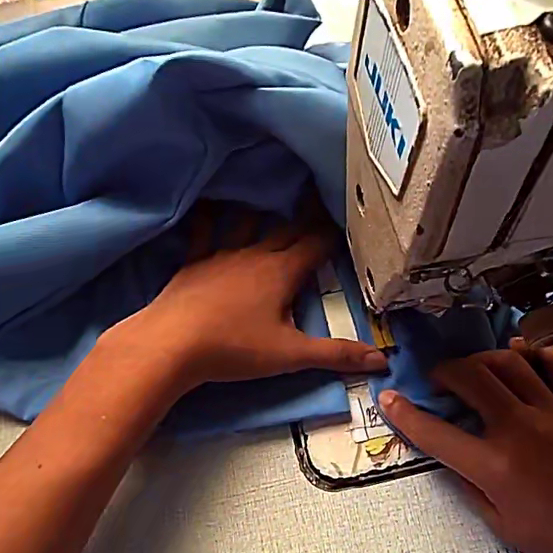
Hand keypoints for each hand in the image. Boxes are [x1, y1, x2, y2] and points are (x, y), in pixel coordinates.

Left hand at [113, 208, 386, 392]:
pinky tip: (206, 202)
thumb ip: (336, 354)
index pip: (317, 245)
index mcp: (283, 273)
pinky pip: (204, 231)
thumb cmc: (234, 348)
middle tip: (320, 192)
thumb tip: (382, 361)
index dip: (334, 231)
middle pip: (289, 229)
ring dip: (262, 209)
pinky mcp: (195, 262)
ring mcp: (222, 254)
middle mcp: (255, 255)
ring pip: (248, 222)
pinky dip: (208, 215)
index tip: (347, 215)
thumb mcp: (290, 355)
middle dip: (307, 215)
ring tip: (272, 191)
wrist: (170, 345)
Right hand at [379, 344, 552, 552]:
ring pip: (511, 361)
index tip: (391, 399)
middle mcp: (521, 430)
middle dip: (444, 370)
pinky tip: (526, 358)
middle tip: (439, 379)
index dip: (405, 414)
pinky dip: (539, 353)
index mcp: (496, 468)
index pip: (437, 433)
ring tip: (477, 368)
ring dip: (484, 358)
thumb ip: (473, 489)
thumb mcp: (506, 528)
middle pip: (471, 377)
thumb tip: (454, 460)